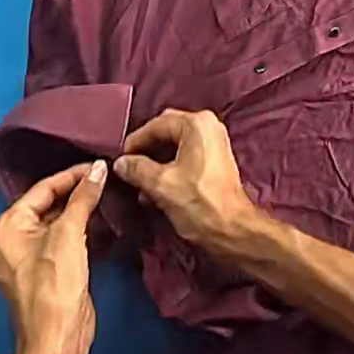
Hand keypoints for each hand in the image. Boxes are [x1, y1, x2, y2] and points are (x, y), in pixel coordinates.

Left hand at [0, 160, 106, 353]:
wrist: (58, 337)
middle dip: (76, 191)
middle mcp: (9, 239)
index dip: (72, 175)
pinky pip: (59, 236)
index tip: (98, 165)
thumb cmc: (54, 283)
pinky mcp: (42, 269)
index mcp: (6, 227)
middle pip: (48, 203)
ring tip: (105, 192)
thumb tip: (99, 167)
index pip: (43, 188)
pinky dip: (77, 226)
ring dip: (79, 208)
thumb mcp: (69, 232)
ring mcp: (25, 256)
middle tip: (104, 176)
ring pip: (55, 219)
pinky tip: (98, 217)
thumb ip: (84, 196)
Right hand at [114, 109, 261, 252]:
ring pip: (176, 143)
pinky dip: (170, 165)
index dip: (135, 141)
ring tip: (138, 183)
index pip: (157, 124)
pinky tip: (155, 187)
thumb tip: (120, 163)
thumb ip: (137, 169)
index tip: (120, 159)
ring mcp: (214, 139)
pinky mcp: (216, 156)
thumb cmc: (199, 204)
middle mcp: (207, 124)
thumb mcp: (162, 185)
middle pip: (167, 130)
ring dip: (156, 160)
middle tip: (127, 167)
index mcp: (196, 123)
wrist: (233, 229)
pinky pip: (186, 152)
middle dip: (146, 149)